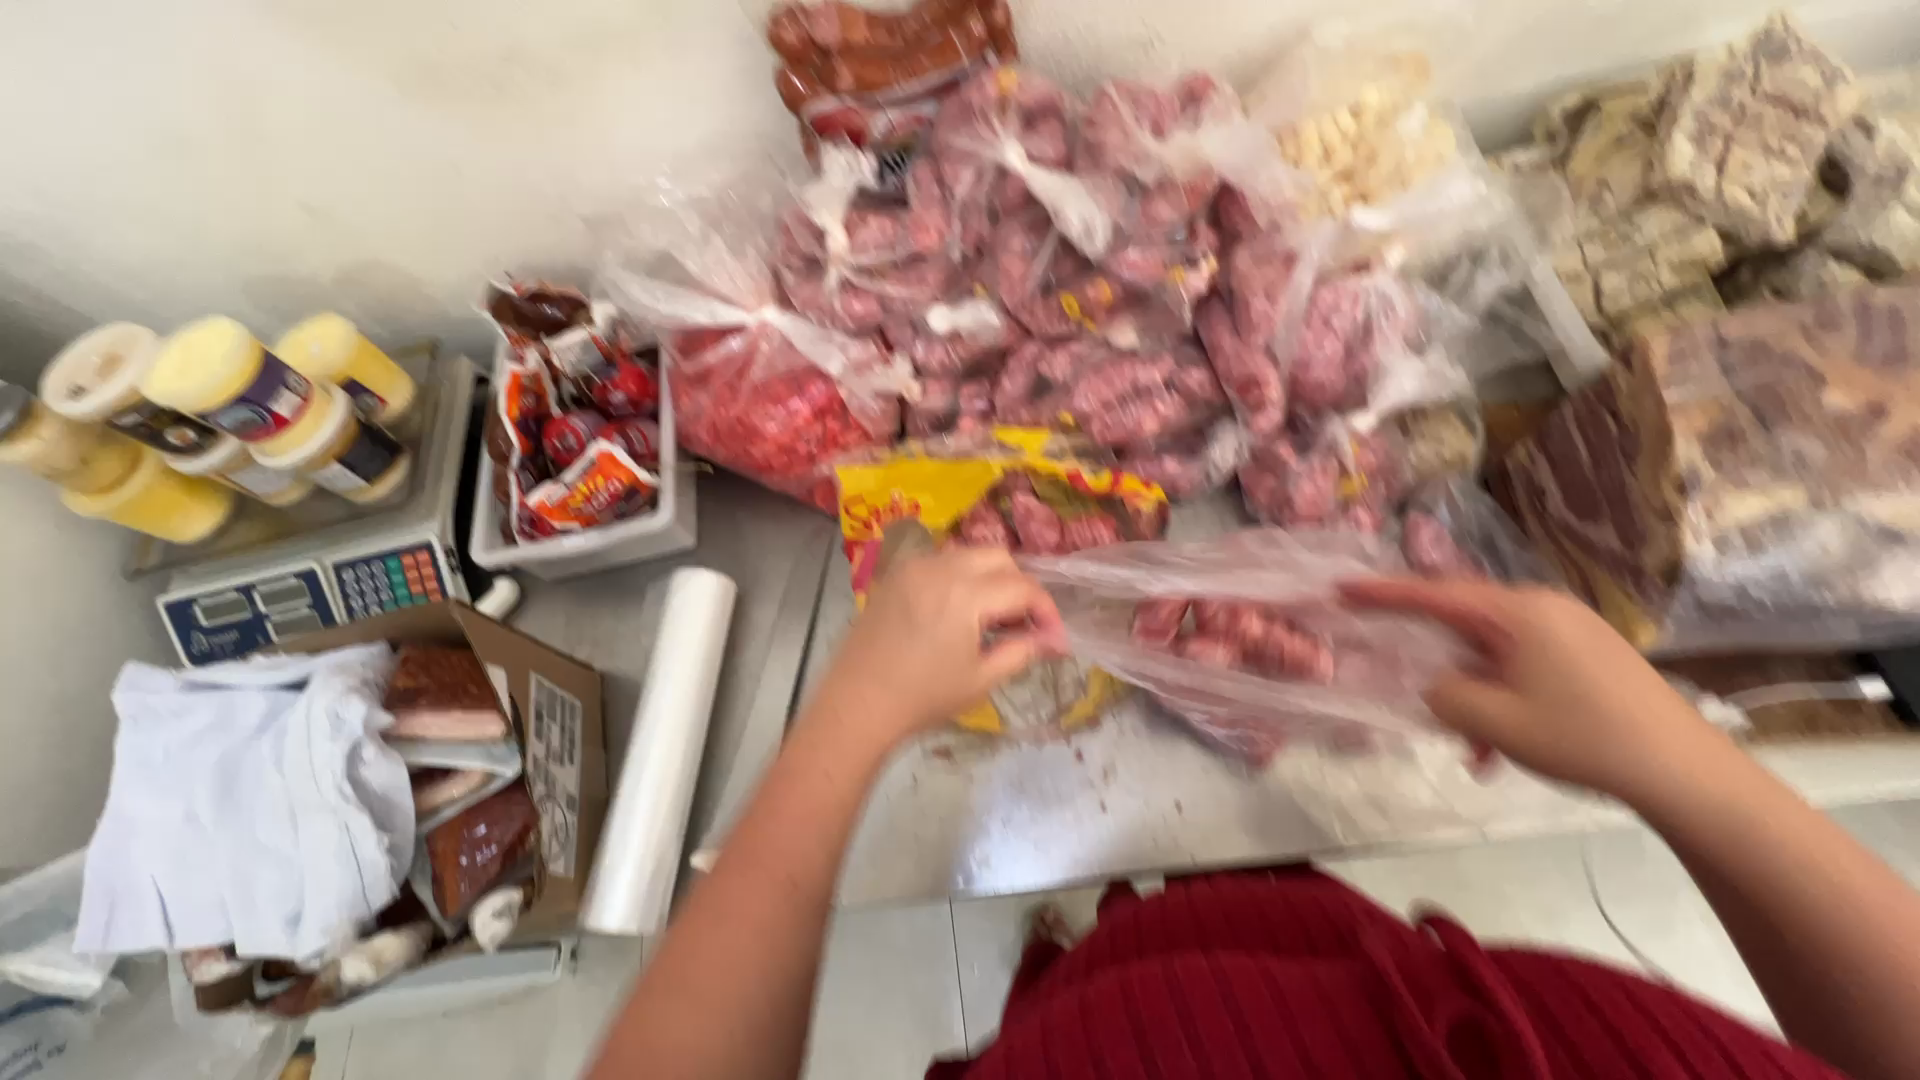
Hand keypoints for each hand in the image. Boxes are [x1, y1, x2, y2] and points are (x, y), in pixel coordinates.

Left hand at [811, 547, 1066, 748]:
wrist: (858, 703)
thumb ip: (1023, 651)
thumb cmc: (923, 698)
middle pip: (999, 557)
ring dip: (991, 577)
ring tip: (992, 620)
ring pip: (969, 554)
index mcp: (966, 594)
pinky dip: (961, 577)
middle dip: (1020, 586)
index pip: (1023, 587)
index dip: (1046, 611)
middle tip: (1023, 625)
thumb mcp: (981, 680)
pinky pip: (941, 562)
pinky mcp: (896, 575)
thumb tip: (1054, 640)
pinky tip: (958, 613)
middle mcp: (941, 568)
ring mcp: (914, 567)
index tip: (1053, 638)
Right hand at [1340, 577, 1736, 804]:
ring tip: (1471, 743)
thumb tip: (1437, 684)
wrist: (1687, 774)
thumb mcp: (1493, 720)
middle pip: (1463, 619)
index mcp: (1519, 612)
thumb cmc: (1583, 738)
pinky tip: (1503, 744)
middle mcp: (1543, 608)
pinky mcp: (1588, 654)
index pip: (1434, 594)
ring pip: (1492, 649)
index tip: (1341, 588)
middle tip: (1401, 674)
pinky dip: (1501, 696)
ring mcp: (1570, 629)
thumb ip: (1443, 693)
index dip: (1383, 593)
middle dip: (1432, 655)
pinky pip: (1522, 663)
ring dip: (1470, 690)